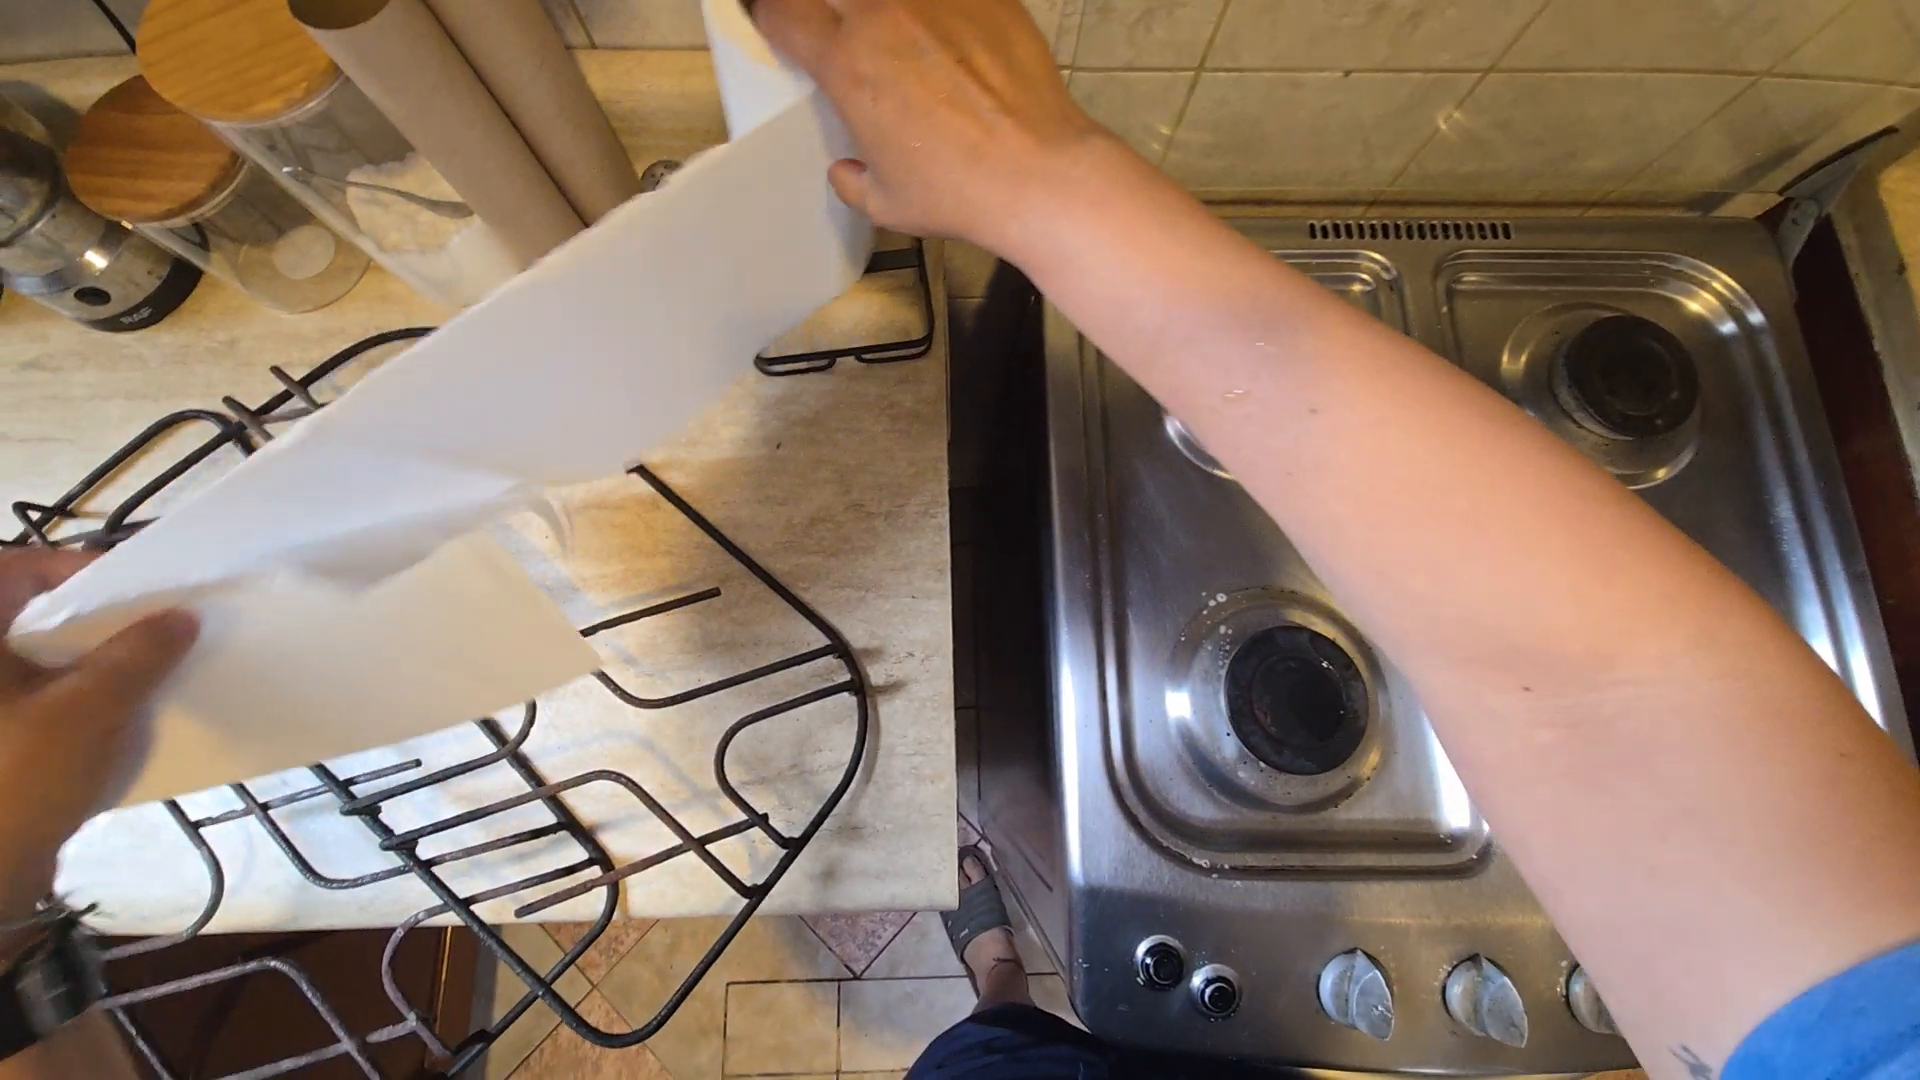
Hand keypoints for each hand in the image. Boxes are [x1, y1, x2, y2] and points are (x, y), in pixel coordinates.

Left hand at [0, 549, 195, 905]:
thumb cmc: (14, 779)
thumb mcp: (89, 710)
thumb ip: (140, 654)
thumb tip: (181, 615)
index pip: (17, 570)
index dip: (83, 571)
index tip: (149, 592)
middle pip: (26, 611)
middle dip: (97, 616)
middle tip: (163, 626)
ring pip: (34, 653)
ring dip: (92, 655)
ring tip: (150, 667)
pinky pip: (32, 690)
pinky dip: (74, 688)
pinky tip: (115, 708)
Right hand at [751, 0, 1113, 253]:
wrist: (1035, 173)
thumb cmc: (961, 191)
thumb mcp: (888, 205)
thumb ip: (854, 182)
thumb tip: (847, 172)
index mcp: (848, 63)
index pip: (783, 12)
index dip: (775, 20)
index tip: (783, 29)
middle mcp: (884, 14)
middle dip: (826, 9)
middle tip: (840, 32)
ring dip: (882, 12)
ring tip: (896, 36)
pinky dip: (937, 13)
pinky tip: (945, 40)